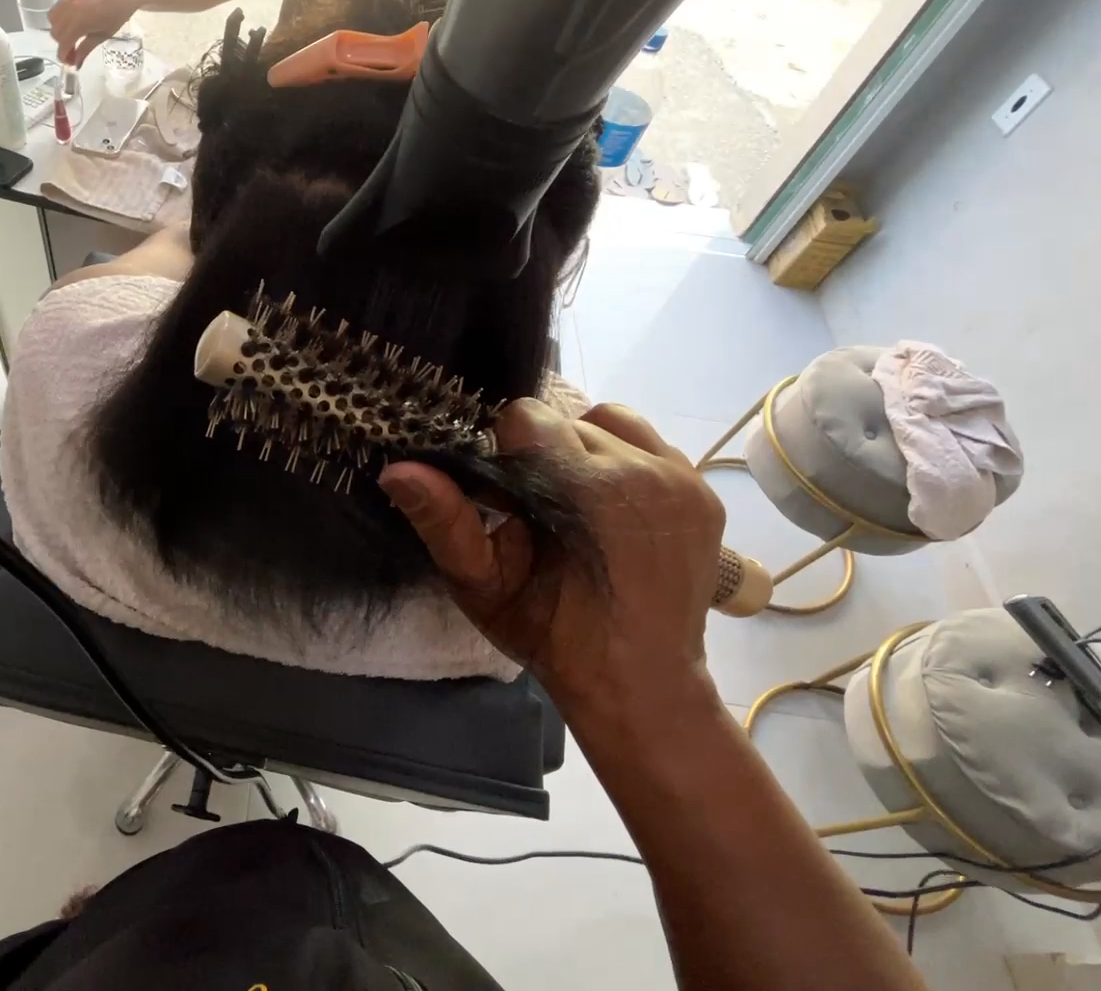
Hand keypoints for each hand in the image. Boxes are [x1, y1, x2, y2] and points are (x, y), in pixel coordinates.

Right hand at [50, 0, 139, 65]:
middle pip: (55, 33)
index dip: (64, 56)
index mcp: (79, 23)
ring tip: (72, 38)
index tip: (70, 63)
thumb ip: (85, 49)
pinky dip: (59, 19)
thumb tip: (76, 62)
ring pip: (52, 20)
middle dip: (62, 45)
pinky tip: (71, 25)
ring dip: (59, 32)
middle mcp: (69, 10)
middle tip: (74, 52)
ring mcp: (68, 0)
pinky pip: (56, 9)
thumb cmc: (116, 16)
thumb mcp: (102, 36)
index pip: (63, 43)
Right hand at [378, 400, 724, 714]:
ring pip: (610, 423)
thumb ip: (443, 521)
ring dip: (581, 450)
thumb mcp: (481, 585)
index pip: (528, 418)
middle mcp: (645, 470)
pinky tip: (609, 509)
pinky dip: (620, 464)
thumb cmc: (550, 637)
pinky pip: (648, 446)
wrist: (638, 683)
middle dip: (540, 454)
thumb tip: (396, 468)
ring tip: (572, 503)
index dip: (502, 451)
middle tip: (532, 509)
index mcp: (588, 489)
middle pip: (567, 420)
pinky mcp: (704, 491)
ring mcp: (683, 478)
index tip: (500, 495)